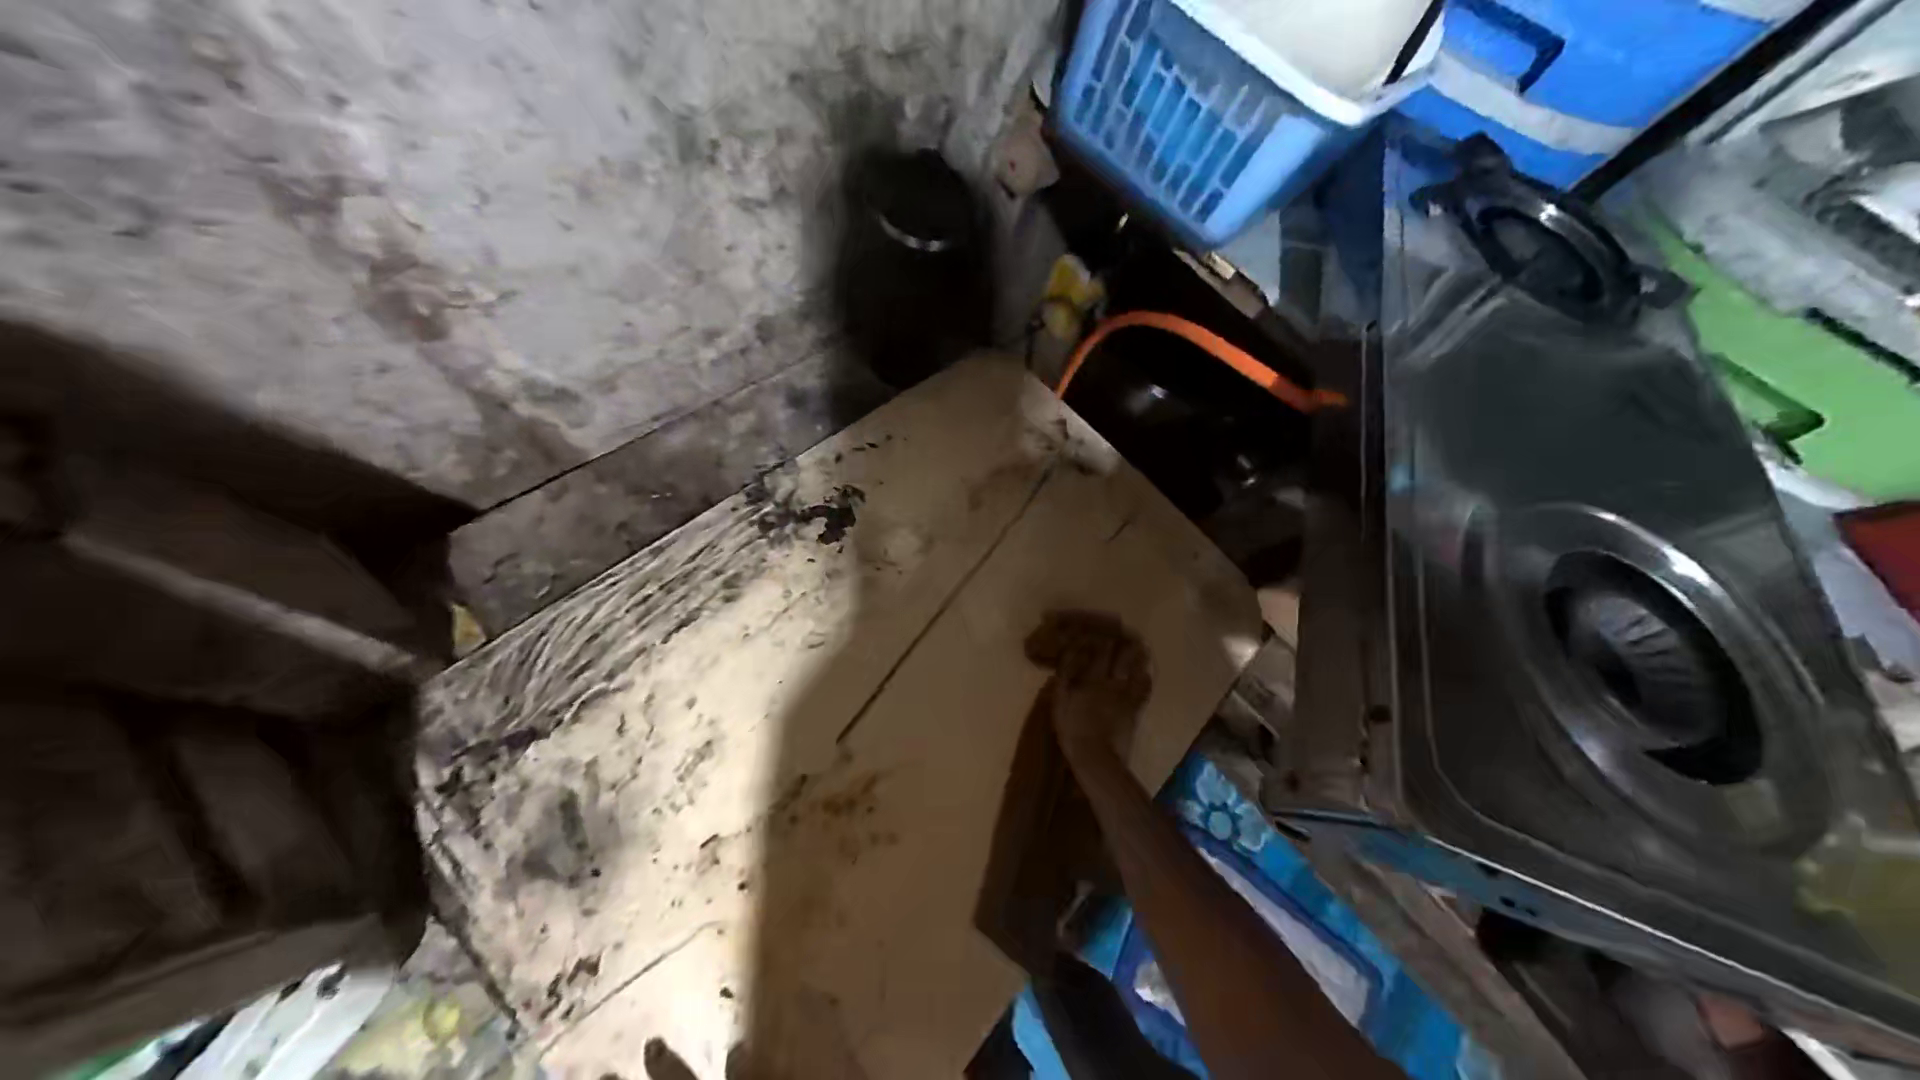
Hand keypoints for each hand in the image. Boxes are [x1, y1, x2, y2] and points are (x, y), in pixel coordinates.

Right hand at [1025, 610, 1151, 763]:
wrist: (1098, 759)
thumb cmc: (1073, 730)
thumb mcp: (1059, 703)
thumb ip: (1063, 678)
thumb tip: (1067, 657)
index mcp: (1093, 679)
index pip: (1099, 650)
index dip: (1100, 637)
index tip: (1099, 628)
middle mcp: (1113, 682)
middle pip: (1122, 655)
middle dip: (1123, 641)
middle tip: (1124, 631)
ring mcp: (1128, 696)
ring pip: (1136, 668)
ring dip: (1138, 655)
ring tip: (1139, 646)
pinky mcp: (1136, 709)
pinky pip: (1144, 689)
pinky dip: (1145, 678)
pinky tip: (1146, 673)